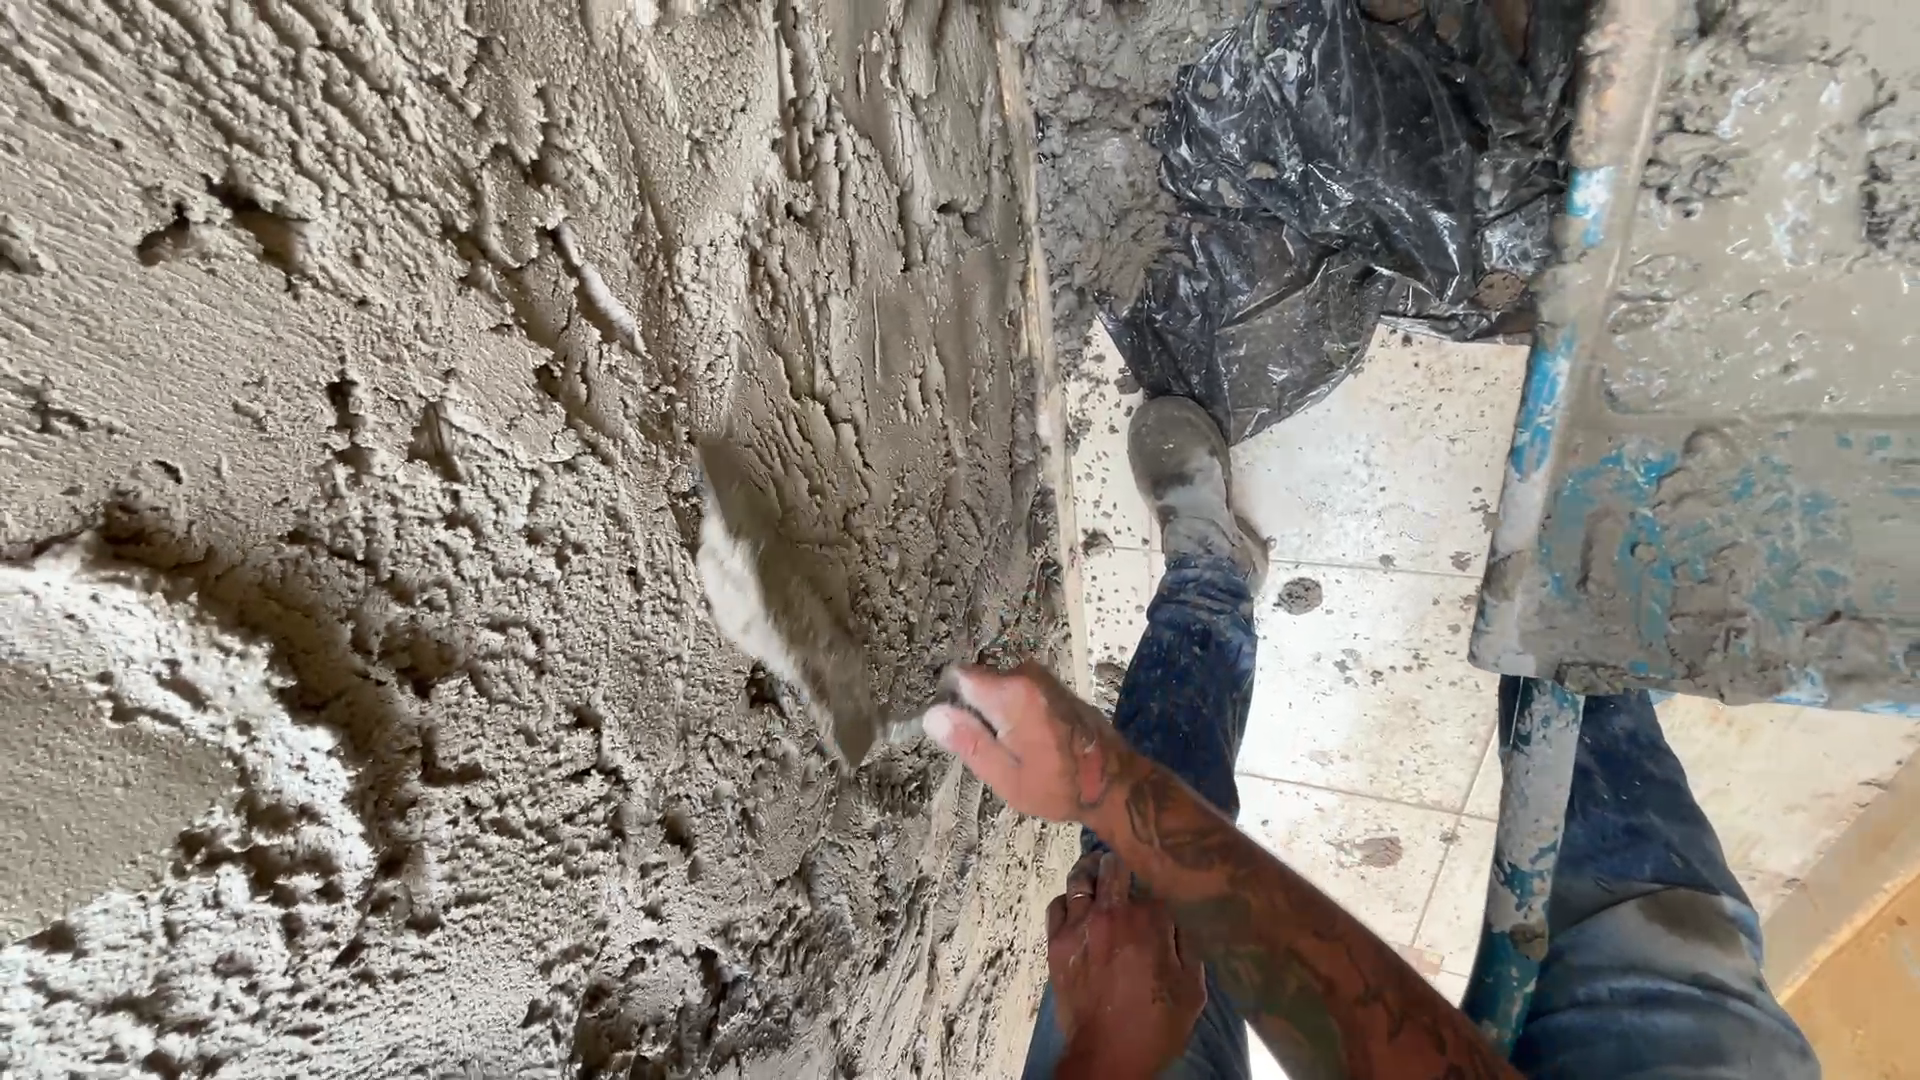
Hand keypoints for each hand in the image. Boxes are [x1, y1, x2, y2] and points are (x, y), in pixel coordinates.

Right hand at [921, 661, 1133, 822]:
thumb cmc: (1058, 786)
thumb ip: (968, 741)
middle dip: (979, 712)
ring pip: (999, 689)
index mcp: (1011, 693)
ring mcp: (1044, 677)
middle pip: (980, 683)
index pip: (960, 677)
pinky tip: (1034, 741)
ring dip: (1000, 714)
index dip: (954, 704)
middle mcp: (1027, 674)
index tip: (964, 733)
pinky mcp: (1055, 685)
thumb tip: (932, 715)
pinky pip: (1020, 692)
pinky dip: (1018, 712)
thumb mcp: (1006, 776)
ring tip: (1018, 748)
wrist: (1116, 783)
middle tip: (997, 750)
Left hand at [1050, 851, 1206, 1078]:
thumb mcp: (1192, 990)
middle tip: (1128, 866)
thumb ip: (1189, 945)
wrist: (1107, 1056)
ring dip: (1092, 871)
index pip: (1155, 880)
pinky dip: (1069, 899)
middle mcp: (1112, 912)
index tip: (1160, 879)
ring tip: (1099, 872)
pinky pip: (1058, 903)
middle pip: (1114, 865)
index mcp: (1149, 921)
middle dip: (1123, 863)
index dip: (1159, 880)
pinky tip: (1078, 905)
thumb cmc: (1156, 1026)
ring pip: (1081, 876)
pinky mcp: (1056, 940)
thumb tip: (1181, 917)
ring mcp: (1080, 923)